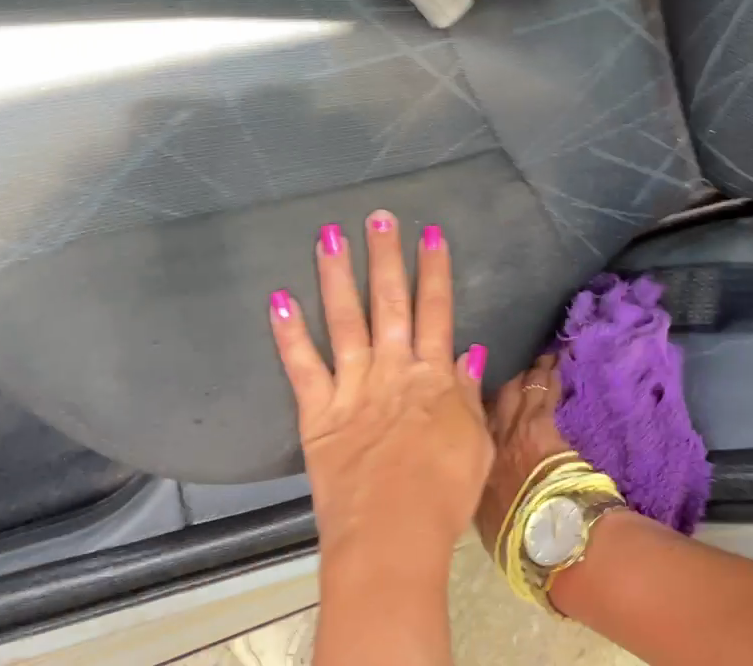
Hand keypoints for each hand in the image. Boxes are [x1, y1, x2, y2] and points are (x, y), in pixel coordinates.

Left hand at [268, 210, 492, 567]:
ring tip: (329, 236)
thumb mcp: (474, 443)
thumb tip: (469, 352)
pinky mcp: (318, 414)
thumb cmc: (443, 494)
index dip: (434, 270)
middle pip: (390, 303)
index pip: (436, 311)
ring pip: (345, 321)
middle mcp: (392, 370)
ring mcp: (352, 388)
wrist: (393, 537)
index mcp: (432, 377)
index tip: (430, 233)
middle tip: (378, 216)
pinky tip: (279, 300)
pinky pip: (302, 368)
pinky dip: (289, 334)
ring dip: (337, 276)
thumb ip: (468, 394)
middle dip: (386, 257)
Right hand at [475, 353, 572, 549]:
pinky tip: (552, 362)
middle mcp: (485, 442)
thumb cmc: (517, 537)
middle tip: (497, 356)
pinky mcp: (539, 425)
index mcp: (469, 468)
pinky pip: (543, 392)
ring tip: (534, 353)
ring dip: (526, 372)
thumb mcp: (484, 521)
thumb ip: (479, 497)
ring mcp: (511, 430)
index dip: (468, 406)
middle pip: (486, 402)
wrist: (545, 534)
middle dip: (492, 377)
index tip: (470, 389)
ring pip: (516, 391)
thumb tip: (472, 490)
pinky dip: (547, 376)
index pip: (464, 429)